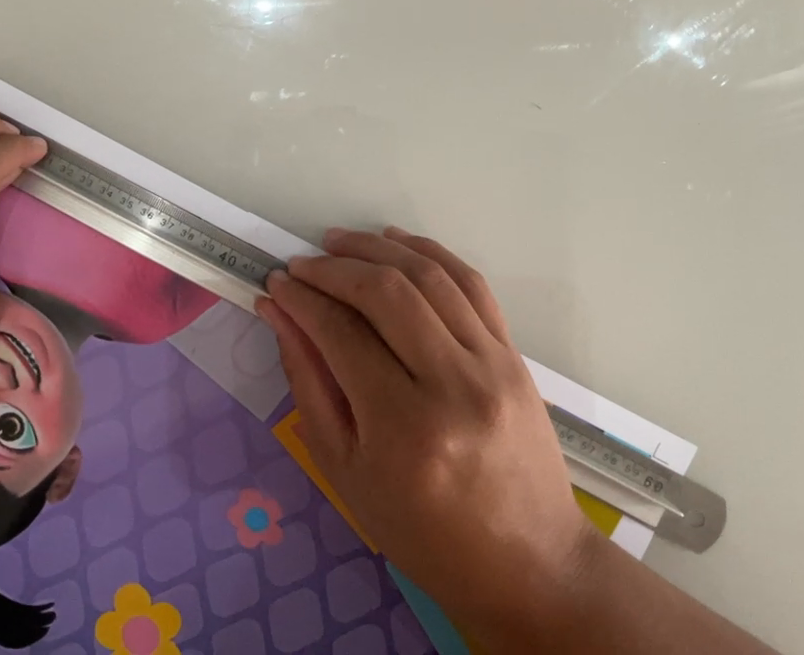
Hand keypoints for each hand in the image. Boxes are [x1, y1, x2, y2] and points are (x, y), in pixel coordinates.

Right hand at [257, 227, 591, 631]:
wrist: (527, 561)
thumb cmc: (422, 532)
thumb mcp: (345, 470)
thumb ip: (309, 382)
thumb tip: (278, 313)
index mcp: (404, 427)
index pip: (340, 333)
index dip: (301, 300)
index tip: (275, 285)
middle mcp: (453, 384)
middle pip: (386, 293)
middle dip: (333, 268)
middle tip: (300, 265)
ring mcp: (492, 364)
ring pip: (430, 277)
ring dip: (376, 249)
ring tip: (337, 242)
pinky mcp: (514, 355)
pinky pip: (472, 284)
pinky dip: (430, 253)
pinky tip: (395, 243)